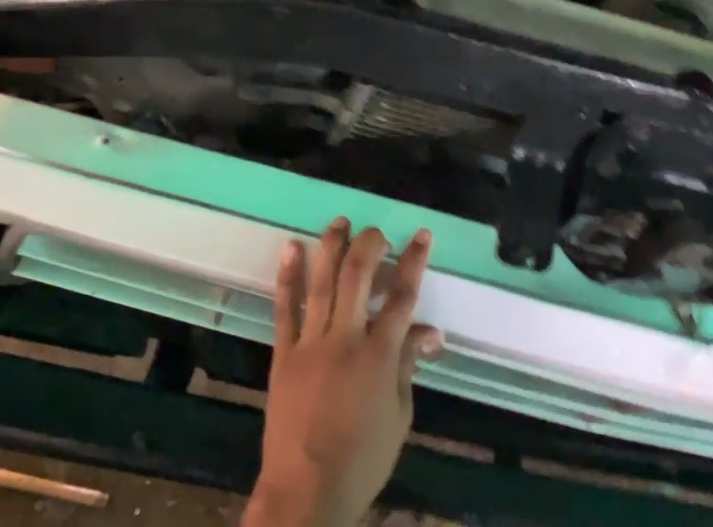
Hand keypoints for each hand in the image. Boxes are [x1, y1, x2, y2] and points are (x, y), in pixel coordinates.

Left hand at [243, 219, 440, 526]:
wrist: (307, 489)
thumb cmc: (363, 459)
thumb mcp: (400, 416)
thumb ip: (409, 368)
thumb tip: (429, 333)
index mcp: (380, 356)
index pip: (403, 297)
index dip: (415, 262)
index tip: (422, 235)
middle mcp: (346, 339)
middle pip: (358, 277)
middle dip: (371, 245)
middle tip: (378, 231)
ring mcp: (311, 343)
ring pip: (322, 283)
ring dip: (332, 247)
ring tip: (340, 222)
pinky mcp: (283, 353)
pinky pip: (284, 308)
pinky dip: (287, 276)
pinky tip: (291, 247)